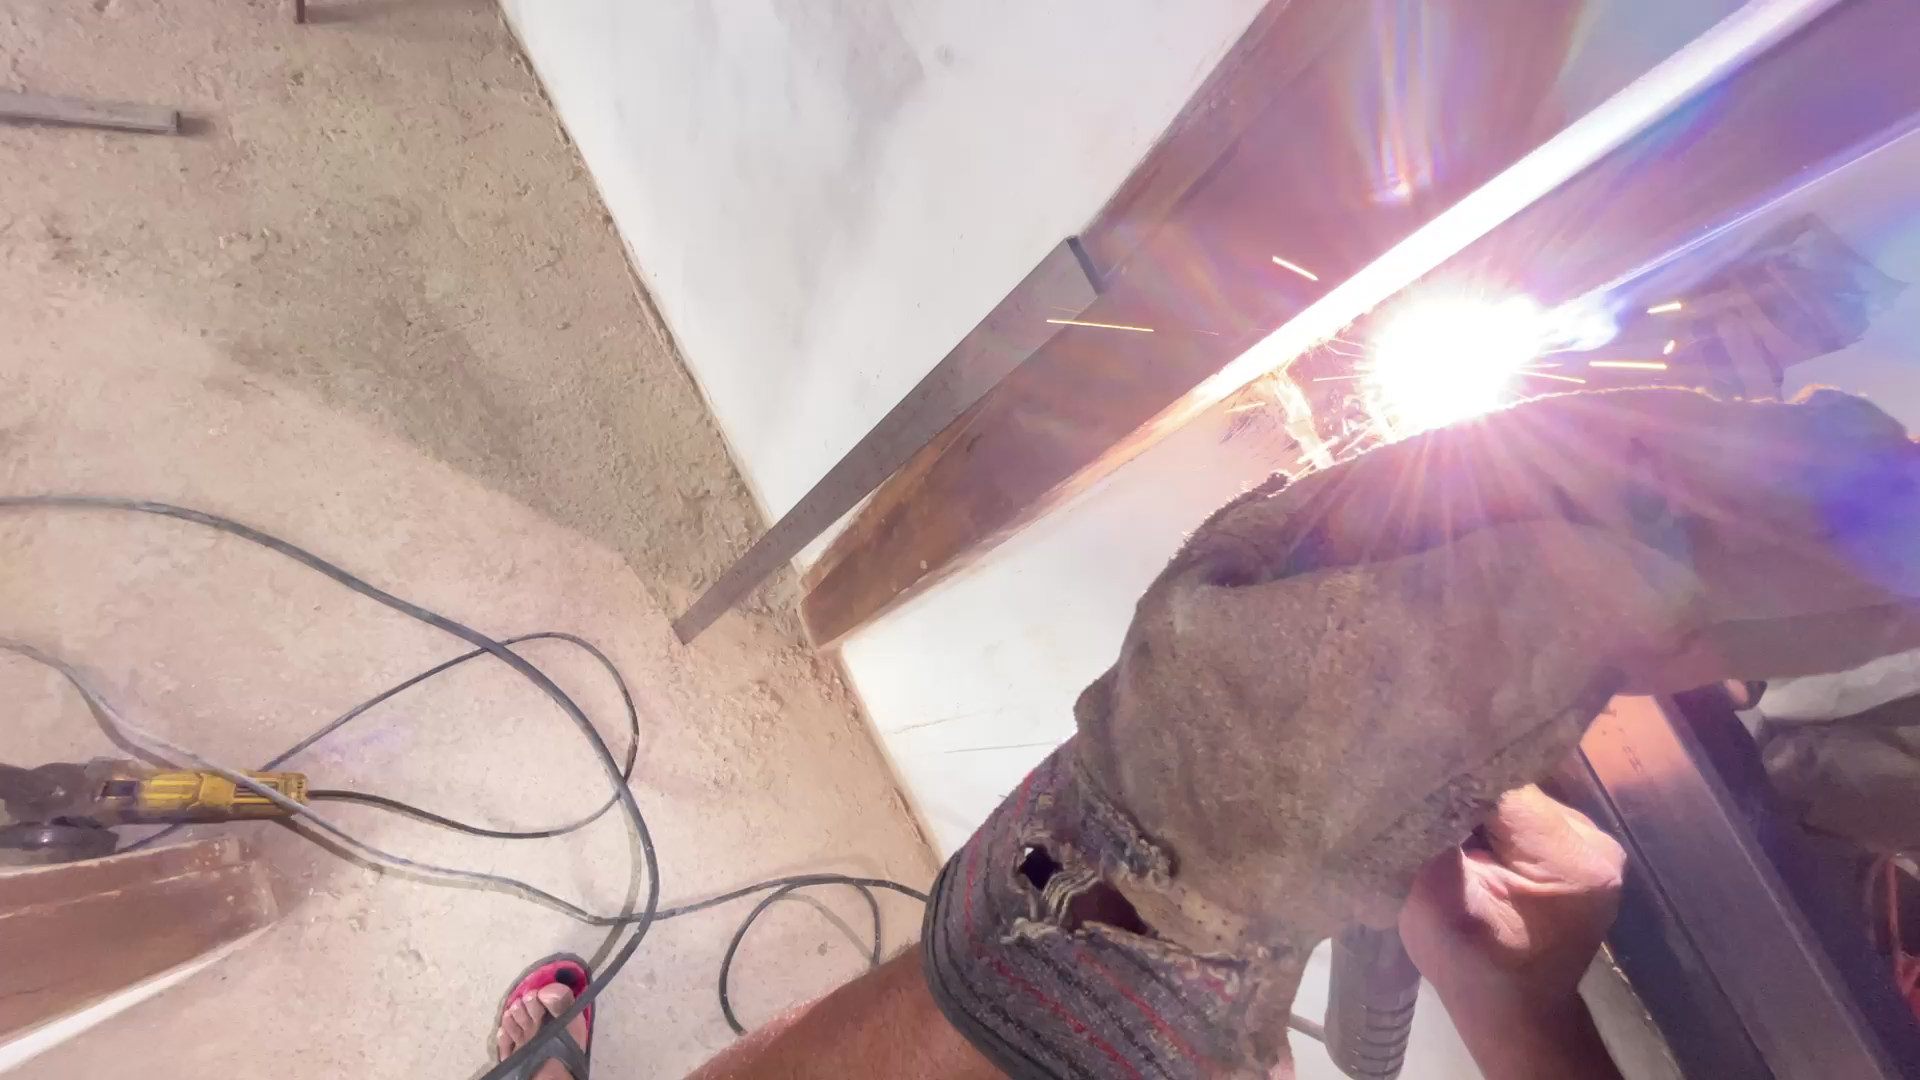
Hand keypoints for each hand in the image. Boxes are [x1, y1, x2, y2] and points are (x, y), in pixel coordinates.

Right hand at [1400, 785, 1626, 1079]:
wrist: (1511, 1009)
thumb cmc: (1469, 963)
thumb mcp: (1435, 900)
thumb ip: (1431, 834)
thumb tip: (1405, 773)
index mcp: (1568, 857)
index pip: (1500, 783)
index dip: (1448, 777)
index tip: (1407, 782)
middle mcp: (1592, 840)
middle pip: (1506, 783)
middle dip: (1457, 788)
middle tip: (1416, 805)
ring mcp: (1588, 841)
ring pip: (1509, 790)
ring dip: (1467, 799)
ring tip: (1435, 818)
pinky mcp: (1571, 844)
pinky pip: (1516, 806)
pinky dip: (1482, 812)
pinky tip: (1459, 831)